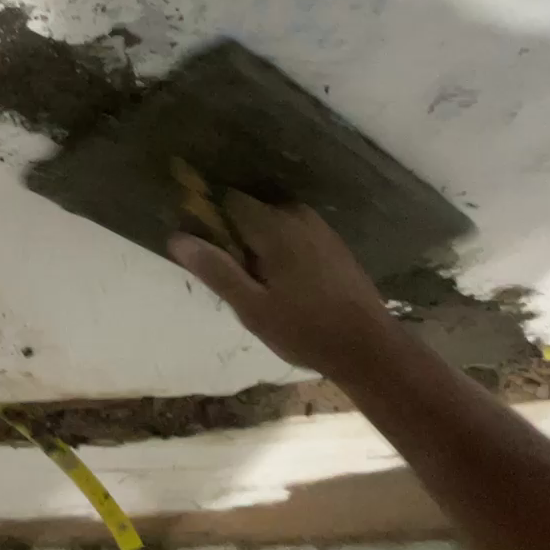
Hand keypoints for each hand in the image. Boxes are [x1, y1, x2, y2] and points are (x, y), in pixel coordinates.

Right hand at [168, 192, 397, 378]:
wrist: (371, 350)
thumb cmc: (305, 330)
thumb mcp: (251, 307)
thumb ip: (215, 269)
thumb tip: (177, 238)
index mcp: (274, 226)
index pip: (227, 199)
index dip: (208, 216)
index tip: (202, 244)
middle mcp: (297, 216)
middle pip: (249, 208)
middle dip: (233, 232)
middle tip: (231, 272)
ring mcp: (319, 227)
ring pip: (271, 220)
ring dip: (257, 240)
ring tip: (255, 279)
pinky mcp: (332, 242)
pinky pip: (292, 231)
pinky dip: (278, 245)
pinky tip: (282, 280)